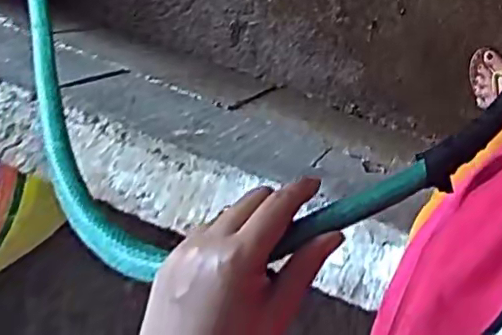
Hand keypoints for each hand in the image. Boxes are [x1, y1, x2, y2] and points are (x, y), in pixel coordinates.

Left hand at [139, 178, 341, 334]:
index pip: (278, 203)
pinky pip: (206, 230)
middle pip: (255, 199)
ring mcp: (183, 253)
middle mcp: (207, 247)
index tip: (313, 187)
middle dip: (276, 208)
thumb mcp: (277, 313)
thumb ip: (306, 266)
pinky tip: (231, 267)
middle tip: (291, 234)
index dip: (301, 190)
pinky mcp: (169, 262)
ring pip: (231, 212)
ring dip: (250, 222)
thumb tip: (331, 235)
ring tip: (257, 259)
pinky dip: (224, 236)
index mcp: (237, 258)